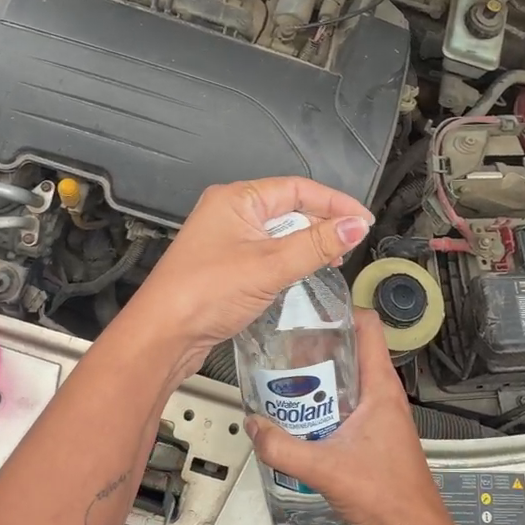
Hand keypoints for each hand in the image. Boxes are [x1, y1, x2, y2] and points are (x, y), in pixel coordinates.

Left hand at [122, 177, 372, 366]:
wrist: (162, 336)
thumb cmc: (204, 293)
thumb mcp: (270, 265)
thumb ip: (316, 244)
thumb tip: (356, 226)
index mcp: (236, 198)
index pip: (298, 188)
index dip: (335, 202)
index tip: (363, 221)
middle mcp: (229, 211)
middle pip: (289, 206)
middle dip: (323, 222)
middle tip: (352, 242)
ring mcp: (225, 238)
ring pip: (279, 231)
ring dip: (307, 241)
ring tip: (334, 259)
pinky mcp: (224, 264)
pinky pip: (266, 251)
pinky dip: (290, 258)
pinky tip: (304, 272)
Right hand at [245, 310, 452, 524]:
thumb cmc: (384, 494)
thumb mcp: (323, 468)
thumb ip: (282, 447)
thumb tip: (254, 425)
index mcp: (380, 386)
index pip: (369, 326)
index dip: (342, 312)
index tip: (311, 313)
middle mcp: (385, 392)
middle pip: (355, 348)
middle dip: (321, 345)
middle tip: (288, 349)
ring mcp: (384, 412)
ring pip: (352, 376)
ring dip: (324, 374)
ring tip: (290, 379)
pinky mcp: (379, 430)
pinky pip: (353, 400)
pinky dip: (330, 399)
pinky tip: (306, 415)